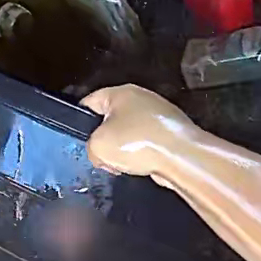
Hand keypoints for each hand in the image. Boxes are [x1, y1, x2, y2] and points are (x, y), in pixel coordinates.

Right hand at [79, 85, 204, 178]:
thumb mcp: (98, 146)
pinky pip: (148, 146)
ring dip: (124, 152)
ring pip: (130, 135)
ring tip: (124, 166)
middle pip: (111, 120)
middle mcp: (142, 99)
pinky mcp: (172, 134)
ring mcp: (160, 116)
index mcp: (122, 92)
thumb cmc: (139, 143)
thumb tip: (101, 154)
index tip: (77, 138)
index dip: (80, 120)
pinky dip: (143, 157)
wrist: (182, 156)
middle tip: (103, 157)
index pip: (91, 101)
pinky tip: (142, 168)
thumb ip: (91, 147)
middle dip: (105, 141)